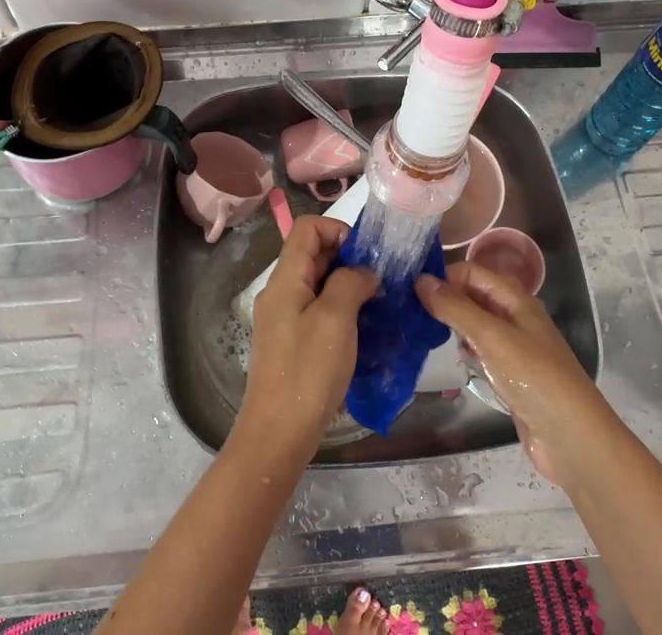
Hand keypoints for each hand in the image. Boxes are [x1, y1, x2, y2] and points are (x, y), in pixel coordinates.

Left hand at [237, 216, 378, 457]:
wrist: (279, 432)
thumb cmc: (308, 372)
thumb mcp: (335, 319)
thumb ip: (350, 283)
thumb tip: (364, 271)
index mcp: (284, 280)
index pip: (307, 229)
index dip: (339, 230)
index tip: (367, 255)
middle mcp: (281, 293)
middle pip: (313, 255)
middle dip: (349, 259)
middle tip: (382, 280)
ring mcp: (285, 319)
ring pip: (318, 284)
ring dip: (348, 286)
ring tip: (379, 304)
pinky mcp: (293, 343)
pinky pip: (319, 311)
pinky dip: (342, 311)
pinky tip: (364, 329)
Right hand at [417, 262, 615, 488]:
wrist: (572, 438)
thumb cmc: (535, 379)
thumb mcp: (492, 337)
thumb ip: (456, 308)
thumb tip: (420, 280)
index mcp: (517, 300)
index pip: (473, 272)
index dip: (444, 275)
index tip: (409, 288)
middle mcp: (515, 318)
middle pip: (474, 295)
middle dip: (443, 297)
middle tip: (406, 308)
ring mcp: (513, 347)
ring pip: (475, 323)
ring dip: (450, 322)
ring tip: (417, 328)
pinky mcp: (509, 374)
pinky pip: (480, 350)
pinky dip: (462, 348)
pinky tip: (445, 356)